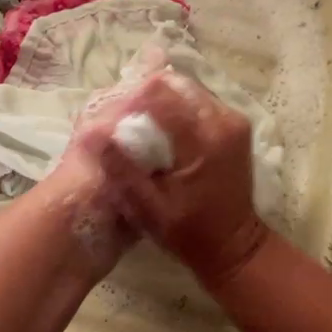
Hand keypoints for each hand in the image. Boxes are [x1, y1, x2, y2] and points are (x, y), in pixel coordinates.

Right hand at [77, 73, 268, 289]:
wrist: (234, 246)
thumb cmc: (190, 232)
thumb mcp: (149, 208)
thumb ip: (123, 170)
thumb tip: (94, 134)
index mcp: (204, 140)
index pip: (163, 96)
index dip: (134, 97)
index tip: (114, 110)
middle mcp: (224, 121)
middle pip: (178, 85)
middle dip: (149, 93)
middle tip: (126, 112)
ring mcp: (234, 121)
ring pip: (190, 90)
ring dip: (165, 97)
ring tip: (141, 116)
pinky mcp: (236, 125)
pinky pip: (201, 101)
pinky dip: (180, 106)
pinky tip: (163, 122)